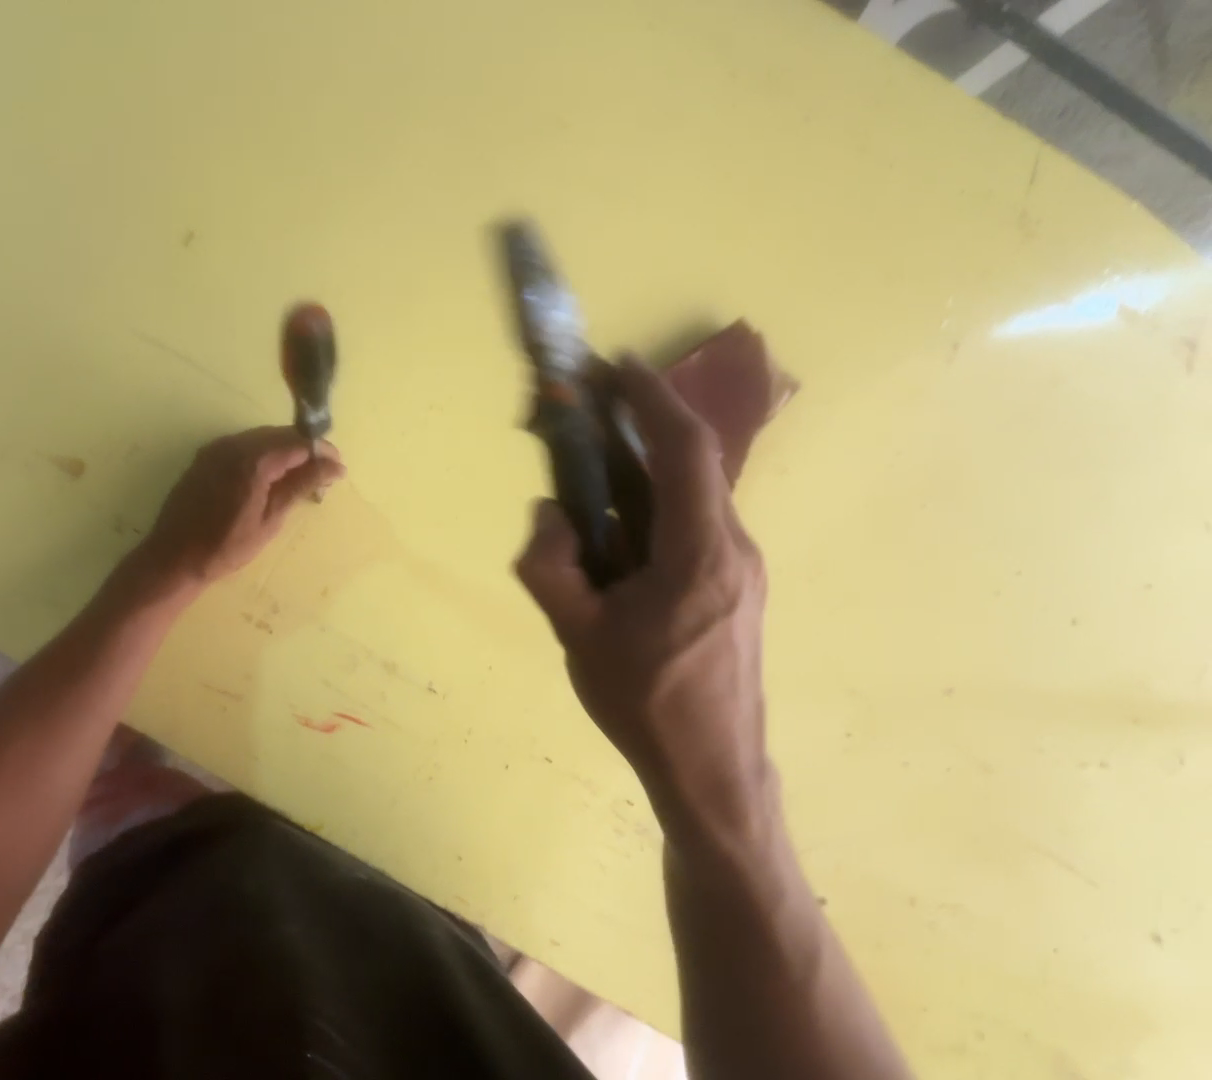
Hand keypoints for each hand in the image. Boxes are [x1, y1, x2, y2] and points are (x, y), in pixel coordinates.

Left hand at [134, 427, 344, 593]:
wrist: (174, 557)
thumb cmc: (225, 546)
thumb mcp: (270, 519)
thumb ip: (300, 485)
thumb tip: (334, 466)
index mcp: (253, 460)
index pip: (298, 443)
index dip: (322, 452)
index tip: (339, 469)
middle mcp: (233, 445)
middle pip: (279, 435)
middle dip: (304, 450)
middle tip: (324, 474)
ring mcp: (215, 449)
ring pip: (260, 439)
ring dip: (283, 452)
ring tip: (300, 477)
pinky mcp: (204, 458)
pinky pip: (242, 447)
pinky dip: (262, 456)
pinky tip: (270, 477)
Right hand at [515, 361, 772, 850]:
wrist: (712, 769)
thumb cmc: (644, 701)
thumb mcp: (576, 633)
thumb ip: (550, 565)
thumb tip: (550, 513)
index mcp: (700, 552)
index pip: (683, 450)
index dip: (650, 397)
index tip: (613, 364)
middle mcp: (733, 547)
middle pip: (688, 466)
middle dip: (638, 426)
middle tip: (583, 412)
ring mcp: (741, 569)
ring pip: (689, 498)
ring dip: (641, 472)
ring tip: (585, 476)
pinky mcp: (734, 588)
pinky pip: (691, 526)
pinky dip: (652, 507)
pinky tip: (613, 533)